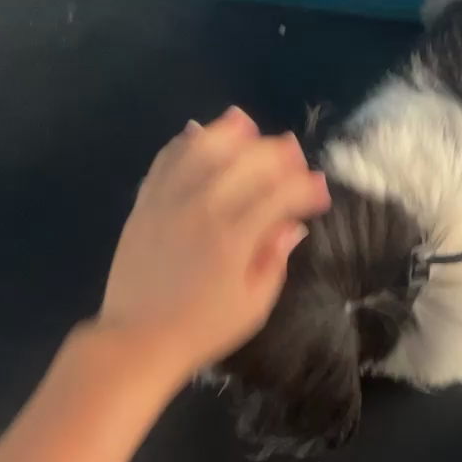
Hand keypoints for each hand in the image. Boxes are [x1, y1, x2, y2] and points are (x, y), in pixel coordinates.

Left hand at [94, 107, 330, 381]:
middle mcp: (201, 207)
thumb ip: (273, 261)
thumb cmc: (205, 329)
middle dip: (275, 154)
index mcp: (234, 238)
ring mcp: (168, 200)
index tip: (322, 190)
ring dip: (229, 134)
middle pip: (244, 163)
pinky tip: (200, 134)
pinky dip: (186, 142)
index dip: (305, 188)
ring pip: (203, 150)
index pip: (278, 196)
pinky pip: (167, 159)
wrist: (140, 337)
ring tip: (249, 125)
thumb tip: (292, 227)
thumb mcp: (253, 305)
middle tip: (296, 155)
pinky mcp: (145, 202)